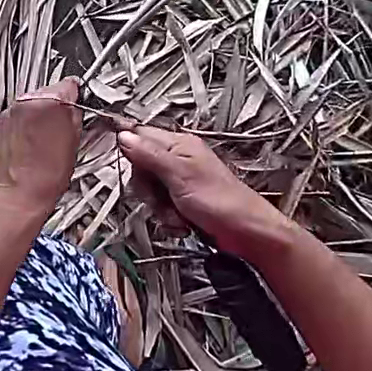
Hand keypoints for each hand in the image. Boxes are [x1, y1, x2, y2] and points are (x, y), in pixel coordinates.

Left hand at [0, 77, 82, 215]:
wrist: (18, 195)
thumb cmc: (46, 176)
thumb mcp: (75, 142)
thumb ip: (75, 116)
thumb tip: (75, 107)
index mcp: (53, 101)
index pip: (70, 84)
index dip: (76, 95)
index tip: (76, 103)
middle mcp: (29, 100)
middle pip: (49, 92)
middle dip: (55, 107)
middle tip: (60, 128)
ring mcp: (12, 111)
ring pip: (32, 103)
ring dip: (38, 115)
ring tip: (43, 140)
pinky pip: (17, 116)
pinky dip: (24, 125)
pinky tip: (29, 143)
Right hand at [116, 126, 298, 261]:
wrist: (247, 234)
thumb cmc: (223, 201)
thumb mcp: (179, 175)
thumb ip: (149, 155)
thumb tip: (124, 136)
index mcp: (179, 144)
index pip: (140, 136)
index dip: (132, 153)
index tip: (135, 171)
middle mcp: (179, 159)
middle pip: (141, 167)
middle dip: (147, 189)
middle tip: (160, 197)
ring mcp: (181, 181)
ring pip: (150, 190)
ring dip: (159, 207)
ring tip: (176, 213)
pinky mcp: (183, 202)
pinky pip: (161, 207)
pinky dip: (168, 218)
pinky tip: (181, 222)